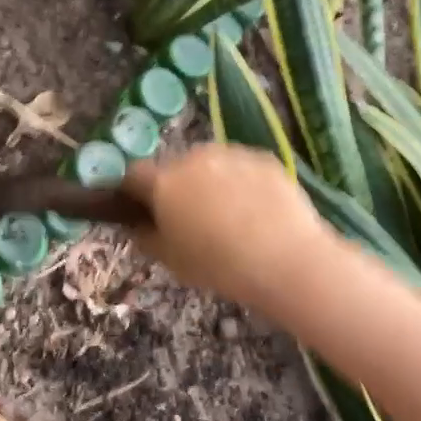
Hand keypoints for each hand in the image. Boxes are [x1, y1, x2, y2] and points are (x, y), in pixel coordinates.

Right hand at [122, 144, 345, 318]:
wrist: (287, 261)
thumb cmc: (219, 266)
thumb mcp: (171, 261)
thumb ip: (146, 238)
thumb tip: (137, 226)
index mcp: (164, 183)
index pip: (133, 174)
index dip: (134, 191)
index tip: (142, 210)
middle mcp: (193, 158)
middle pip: (173, 167)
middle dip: (176, 187)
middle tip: (190, 218)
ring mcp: (231, 154)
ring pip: (209, 163)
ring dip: (209, 181)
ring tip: (229, 215)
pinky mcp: (264, 158)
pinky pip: (241, 166)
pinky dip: (241, 182)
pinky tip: (256, 210)